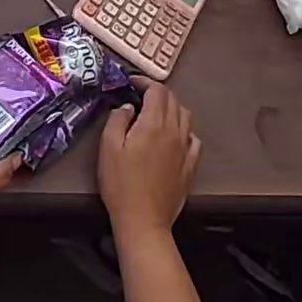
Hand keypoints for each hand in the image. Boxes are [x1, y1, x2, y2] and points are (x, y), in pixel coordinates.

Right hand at [97, 80, 199, 240]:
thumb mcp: (108, 147)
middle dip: (157, 92)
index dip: (144, 82)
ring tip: (155, 113)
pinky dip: (183, 129)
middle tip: (139, 95)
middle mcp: (174, 132)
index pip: (157, 91)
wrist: (143, 220)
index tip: (131, 82)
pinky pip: (193, 138)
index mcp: (153, 124)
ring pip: (185, 116)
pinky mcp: (191, 165)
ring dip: (171, 107)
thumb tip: (128, 107)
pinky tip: (172, 136)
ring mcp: (186, 149)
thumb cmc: (120, 183)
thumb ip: (117, 120)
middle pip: (173, 100)